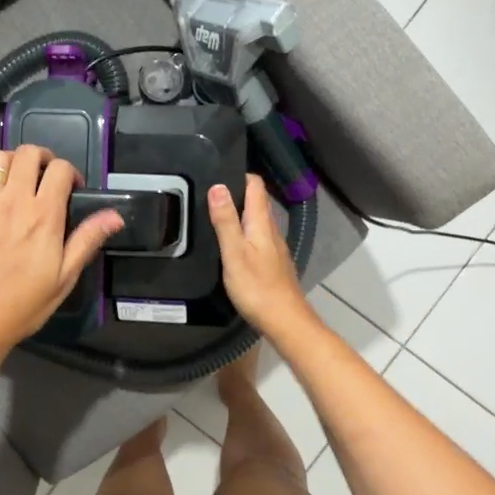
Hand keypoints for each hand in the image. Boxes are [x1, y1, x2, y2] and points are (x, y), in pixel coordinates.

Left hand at [0, 145, 123, 361]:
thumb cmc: (23, 305)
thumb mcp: (64, 277)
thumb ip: (87, 240)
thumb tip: (115, 216)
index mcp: (43, 215)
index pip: (59, 169)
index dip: (70, 172)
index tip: (72, 189)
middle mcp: (12, 202)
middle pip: (26, 154)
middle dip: (42, 157)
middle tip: (47, 177)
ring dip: (10, 162)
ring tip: (17, 179)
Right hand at [207, 174, 315, 336]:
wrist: (285, 321)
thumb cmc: (257, 287)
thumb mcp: (234, 253)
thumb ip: (225, 220)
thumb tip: (218, 185)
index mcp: (262, 223)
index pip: (256, 186)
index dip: (240, 175)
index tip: (218, 173)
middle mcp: (272, 231)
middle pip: (257, 202)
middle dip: (236, 194)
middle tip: (210, 195)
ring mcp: (275, 248)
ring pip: (257, 221)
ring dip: (240, 214)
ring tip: (215, 216)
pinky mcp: (273, 263)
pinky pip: (258, 238)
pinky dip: (245, 233)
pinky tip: (231, 244)